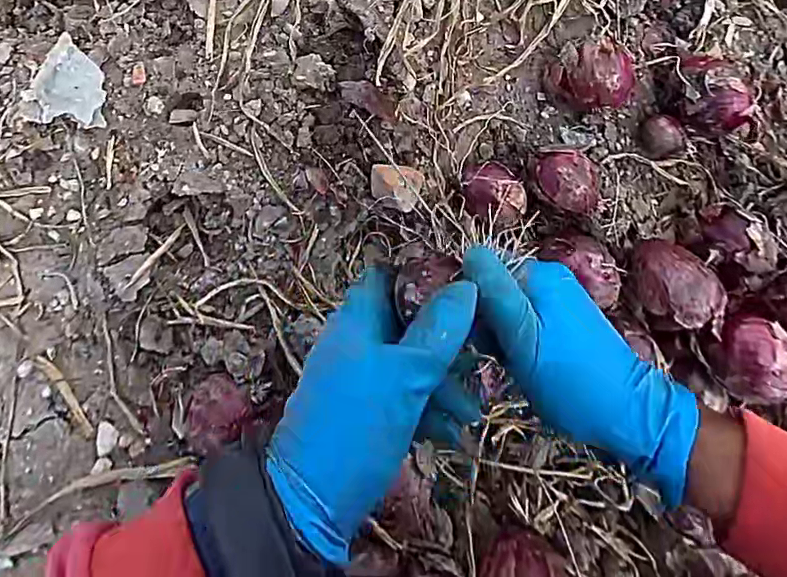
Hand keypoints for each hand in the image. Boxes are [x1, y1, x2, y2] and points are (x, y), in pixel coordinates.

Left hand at [266, 269, 480, 563]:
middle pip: (410, 320)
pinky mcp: (369, 413)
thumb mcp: (404, 376)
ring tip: (473, 409)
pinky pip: (406, 395)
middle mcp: (359, 342)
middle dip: (447, 337)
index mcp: (357, 320)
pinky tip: (455, 430)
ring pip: (412, 360)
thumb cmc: (354, 428)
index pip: (389, 275)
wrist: (306, 511)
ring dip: (445, 379)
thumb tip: (468, 285)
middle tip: (480, 355)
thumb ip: (437, 330)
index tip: (464, 289)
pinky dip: (431, 406)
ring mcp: (362, 379)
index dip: (425, 276)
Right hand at [462, 245, 699, 505]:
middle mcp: (550, 277)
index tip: (468, 333)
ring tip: (510, 363)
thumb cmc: (571, 380)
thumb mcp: (524, 338)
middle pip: (494, 287)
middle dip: (484, 319)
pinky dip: (517, 341)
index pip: (483, 268)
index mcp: (539, 273)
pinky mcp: (565, 319)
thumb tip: (470, 251)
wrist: (629, 412)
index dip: (468, 299)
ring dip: (499, 334)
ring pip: (507, 307)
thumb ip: (496, 294)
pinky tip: (525, 365)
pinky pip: (526, 320)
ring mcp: (560, 297)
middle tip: (493, 354)